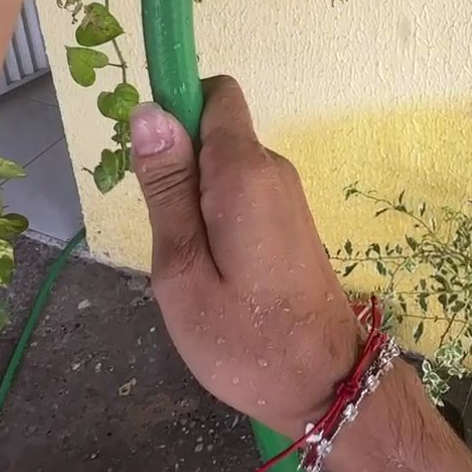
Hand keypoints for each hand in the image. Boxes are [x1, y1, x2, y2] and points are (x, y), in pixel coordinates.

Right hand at [132, 76, 363, 434]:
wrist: (323, 378)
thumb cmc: (242, 334)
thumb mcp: (181, 266)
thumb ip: (167, 186)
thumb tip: (149, 109)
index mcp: (245, 169)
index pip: (215, 93)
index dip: (176, 107)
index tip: (149, 161)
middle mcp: (272, 166)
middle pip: (215, 131)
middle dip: (178, 166)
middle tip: (166, 236)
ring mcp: (285, 191)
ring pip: (224, 166)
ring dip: (194, 198)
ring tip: (189, 263)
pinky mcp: (289, 216)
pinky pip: (241, 191)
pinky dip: (216, 215)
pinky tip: (213, 268)